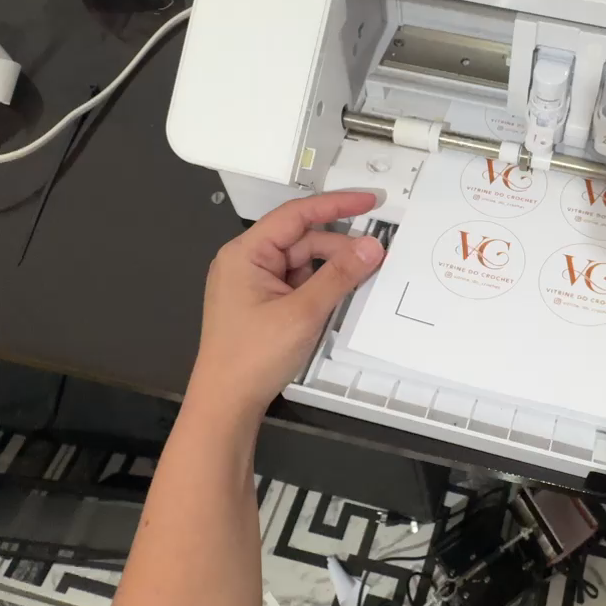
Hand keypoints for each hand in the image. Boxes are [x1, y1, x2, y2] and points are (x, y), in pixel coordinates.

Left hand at [187, 191, 385, 423]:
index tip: (371, 201)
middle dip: (340, 247)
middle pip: (303, 240)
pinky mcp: (263, 303)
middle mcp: (247, 261)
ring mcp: (254, 284)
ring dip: (333, 268)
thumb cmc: (255, 355)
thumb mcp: (303, 312)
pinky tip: (344, 294)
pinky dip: (322, 285)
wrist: (226, 404)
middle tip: (378, 256)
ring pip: (304, 262)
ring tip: (366, 277)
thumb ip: (340, 275)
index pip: (296, 214)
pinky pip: (299, 282)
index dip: (336, 205)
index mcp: (246, 253)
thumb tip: (374, 245)